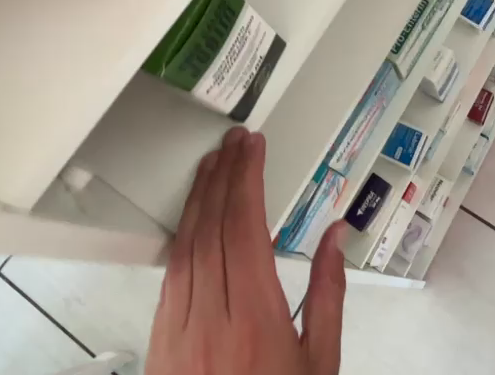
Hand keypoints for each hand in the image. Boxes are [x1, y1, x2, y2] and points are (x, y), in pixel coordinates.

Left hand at [147, 128, 346, 374]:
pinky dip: (181, 238)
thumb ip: (328, 295)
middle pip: (211, 228)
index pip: (244, 227)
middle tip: (233, 142)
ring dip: (197, 199)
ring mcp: (178, 333)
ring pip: (184, 247)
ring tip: (211, 165)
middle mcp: (211, 320)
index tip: (252, 148)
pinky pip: (169, 278)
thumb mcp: (320, 364)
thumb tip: (336, 235)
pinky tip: (191, 221)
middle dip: (222, 176)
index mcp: (256, 320)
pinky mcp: (158, 347)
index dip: (246, 179)